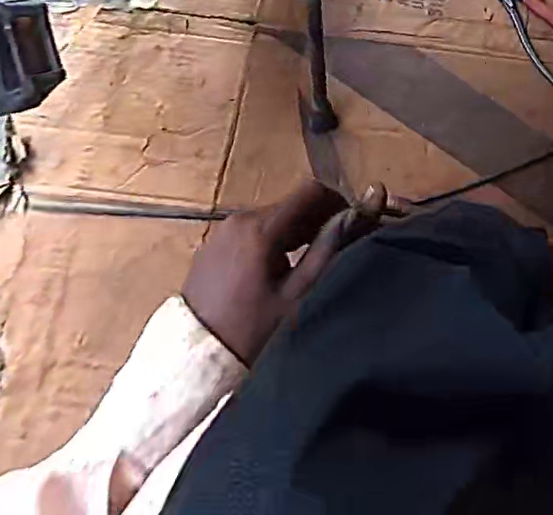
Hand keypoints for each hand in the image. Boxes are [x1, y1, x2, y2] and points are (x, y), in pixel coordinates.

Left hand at [182, 180, 388, 363]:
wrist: (193, 360)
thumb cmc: (250, 330)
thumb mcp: (296, 293)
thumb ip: (328, 247)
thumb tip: (359, 211)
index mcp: (261, 227)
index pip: (311, 191)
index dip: (338, 201)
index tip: (352, 222)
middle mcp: (240, 217)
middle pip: (292, 204)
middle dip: (318, 219)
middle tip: (336, 248)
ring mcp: (224, 228)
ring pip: (273, 216)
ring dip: (296, 230)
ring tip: (308, 263)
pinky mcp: (215, 242)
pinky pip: (253, 229)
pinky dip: (273, 238)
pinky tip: (278, 268)